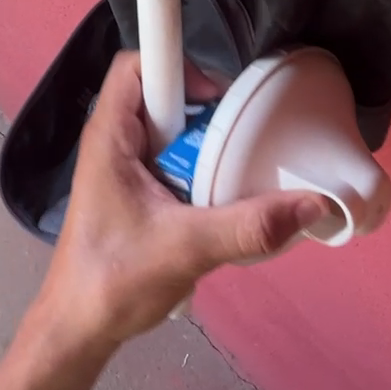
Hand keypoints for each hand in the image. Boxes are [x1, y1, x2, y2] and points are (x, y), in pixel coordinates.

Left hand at [34, 52, 327, 347]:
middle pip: (160, 96)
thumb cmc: (114, 279)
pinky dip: (197, 168)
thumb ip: (247, 225)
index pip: (135, 66)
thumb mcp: (185, 248)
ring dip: (203, 143)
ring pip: (169, 130)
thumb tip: (312, 203)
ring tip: (239, 166)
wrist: (78, 325)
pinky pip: (170, 158)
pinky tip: (223, 196)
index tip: (221, 95)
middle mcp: (112, 140)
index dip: (178, 65)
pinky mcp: (133, 190)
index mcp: (109, 135)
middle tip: (242, 135)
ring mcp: (121, 166)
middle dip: (202, 108)